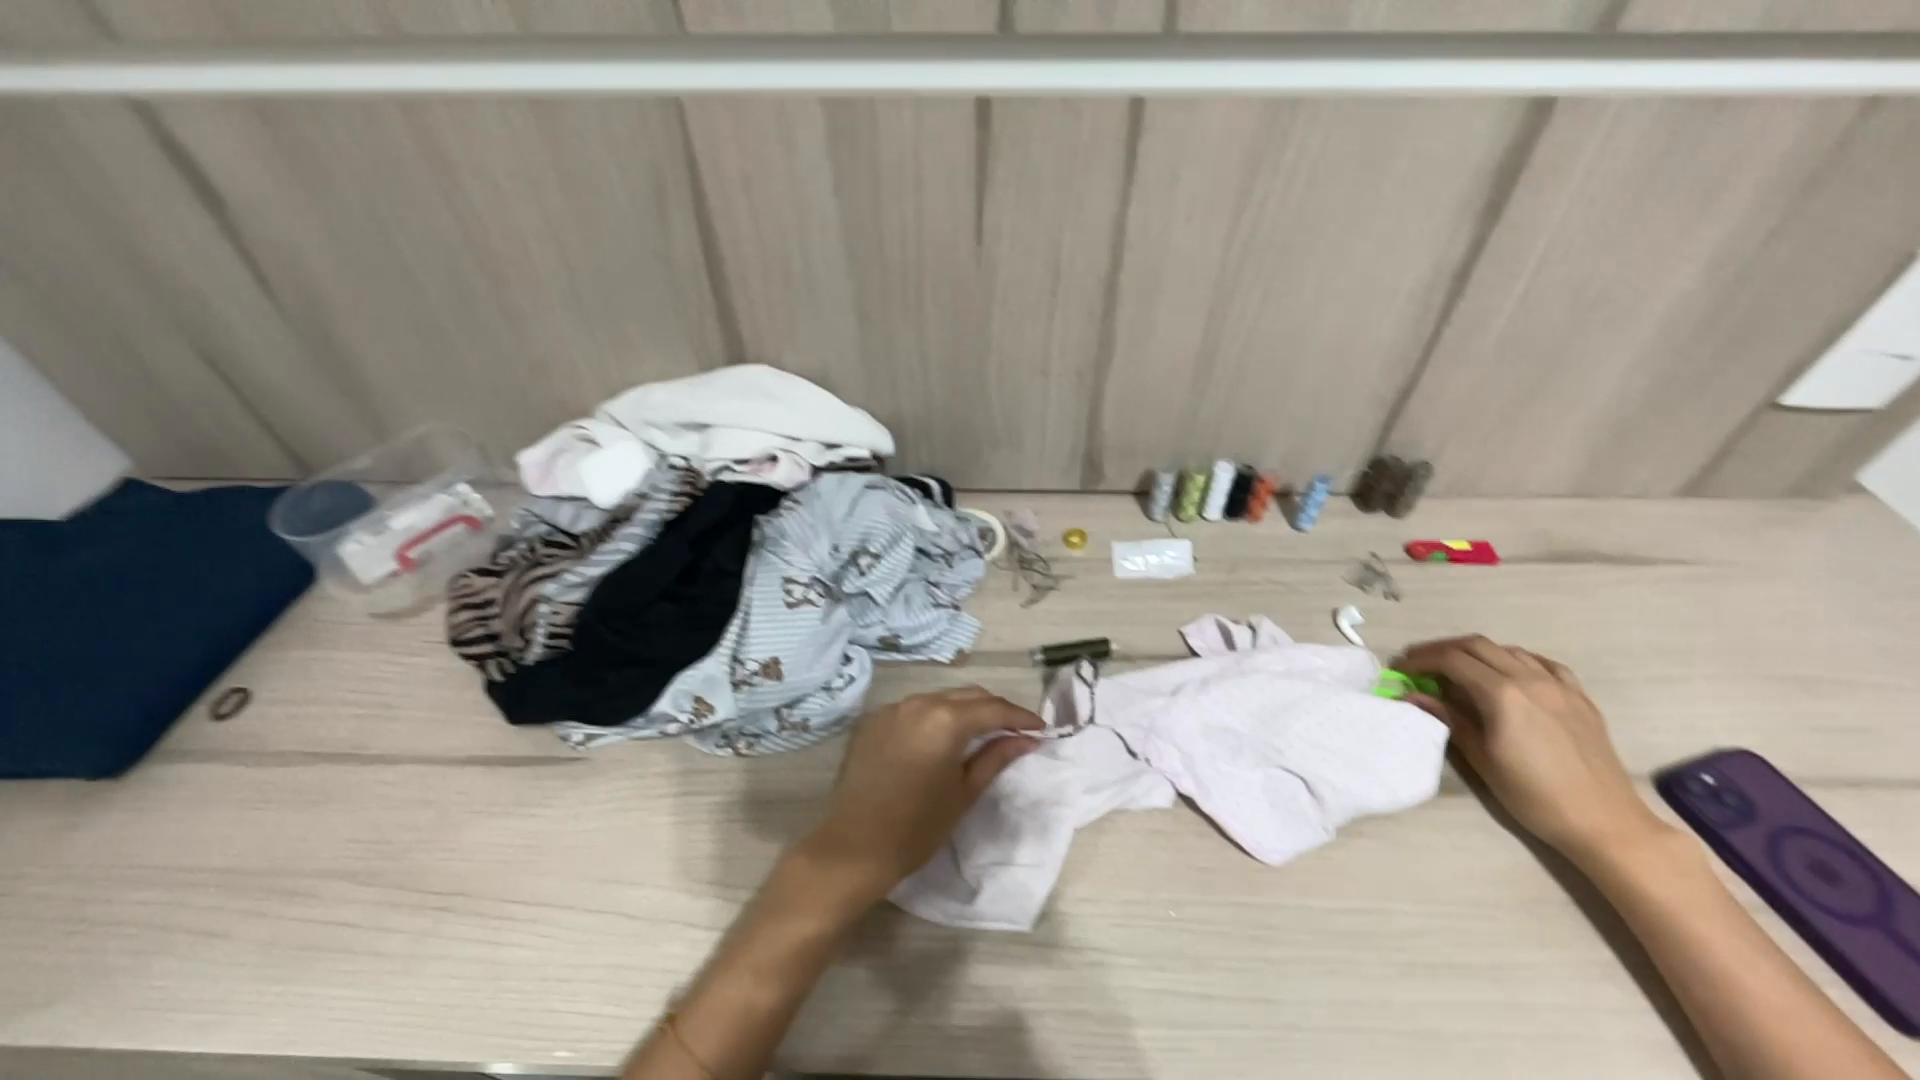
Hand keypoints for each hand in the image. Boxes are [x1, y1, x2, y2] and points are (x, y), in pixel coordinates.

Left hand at [797, 687, 1041, 907]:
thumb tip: (1026, 739)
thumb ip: (996, 757)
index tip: (1040, 729)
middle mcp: (918, 703)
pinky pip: (914, 710)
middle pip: (968, 696)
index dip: (1021, 717)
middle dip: (995, 710)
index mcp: (945, 719)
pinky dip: (935, 718)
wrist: (856, 847)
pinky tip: (943, 740)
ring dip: (964, 711)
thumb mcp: (965, 792)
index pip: (993, 709)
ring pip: (940, 699)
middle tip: (1016, 731)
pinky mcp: (873, 722)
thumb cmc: (918, 827)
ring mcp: (892, 710)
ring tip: (983, 734)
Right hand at [1399, 636, 1672, 865]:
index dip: (1421, 660)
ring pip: (1509, 650)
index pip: (1452, 660)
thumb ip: (1450, 720)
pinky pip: (1543, 664)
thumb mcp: (1482, 760)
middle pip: (1478, 646)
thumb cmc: (1534, 796)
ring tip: (1458, 670)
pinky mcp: (1580, 697)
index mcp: (1503, 694)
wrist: (1604, 821)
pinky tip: (1509, 674)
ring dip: (1477, 653)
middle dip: (1443, 650)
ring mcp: (1560, 686)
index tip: (1400, 669)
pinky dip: (1516, 661)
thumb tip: (1415, 697)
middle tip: (1419, 664)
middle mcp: (1531, 679)